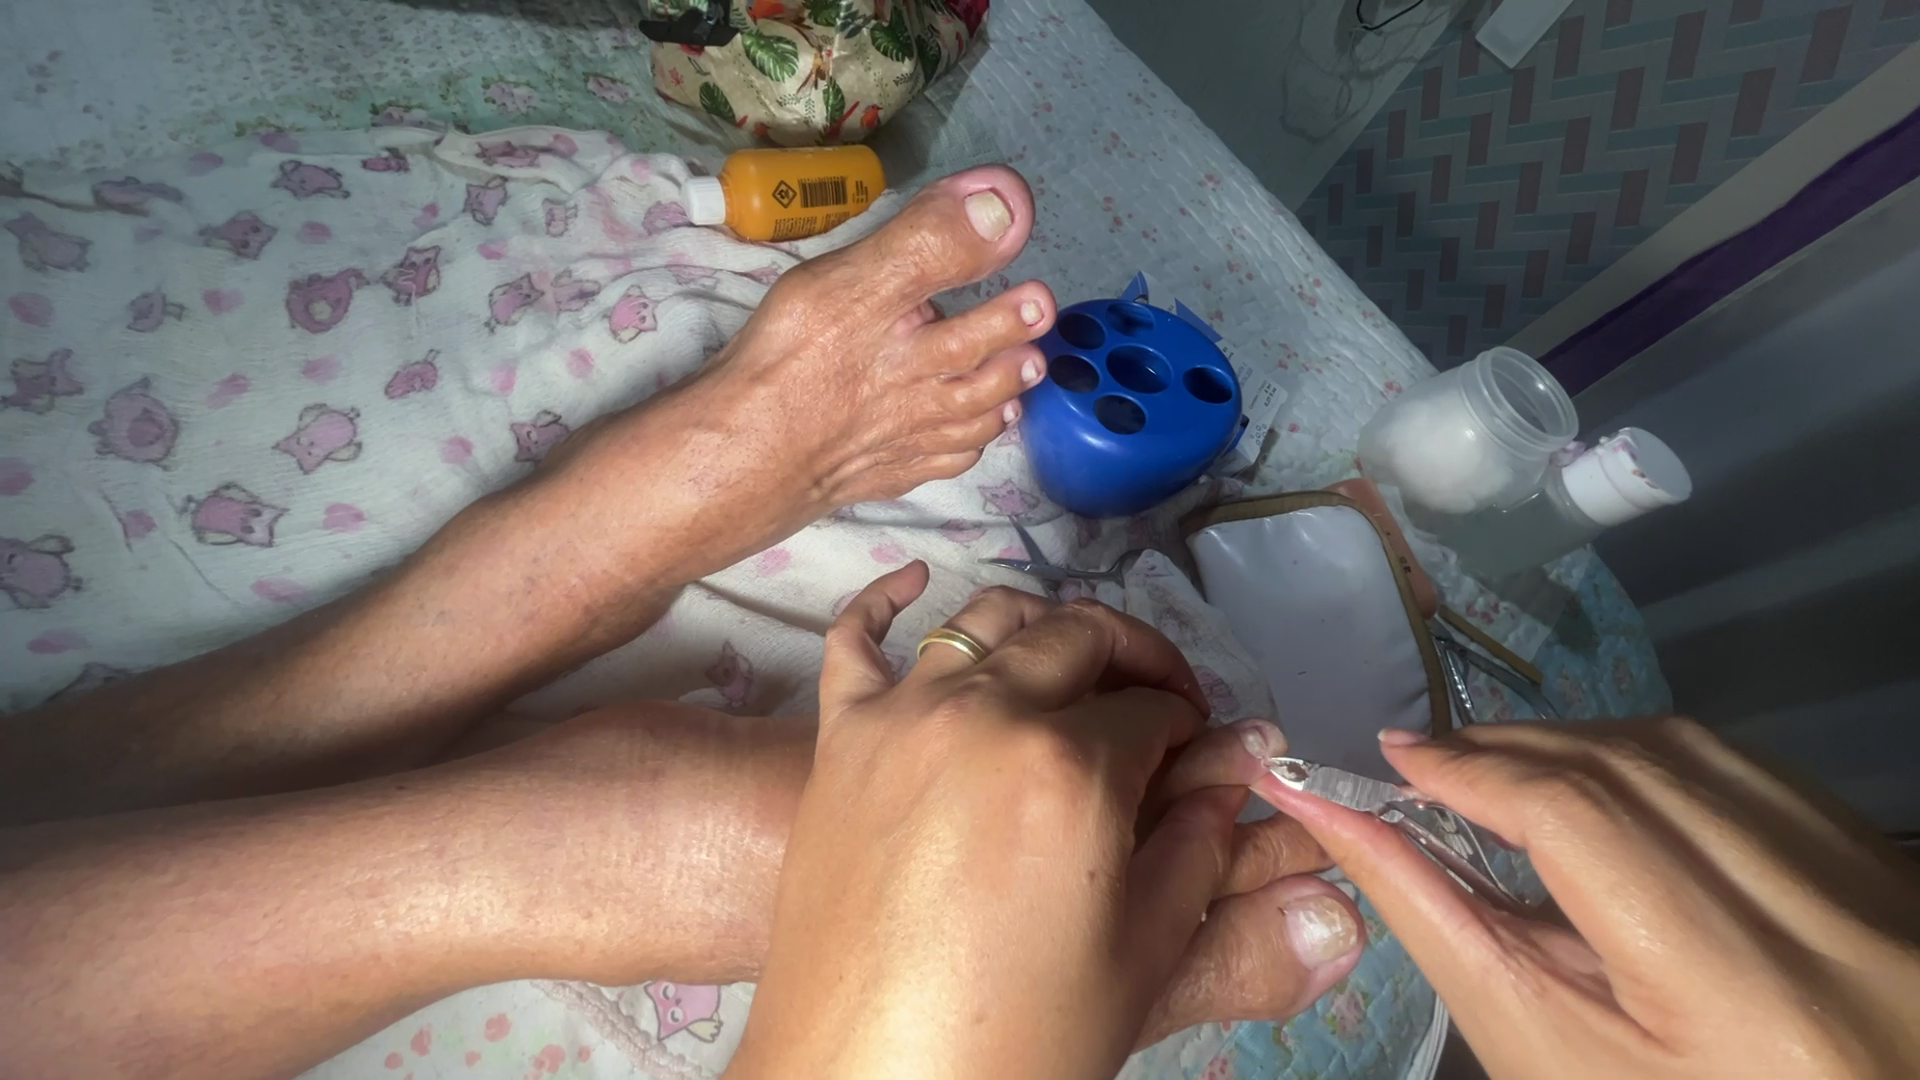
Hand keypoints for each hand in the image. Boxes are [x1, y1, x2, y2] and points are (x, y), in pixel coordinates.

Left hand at [730, 564, 1269, 1077]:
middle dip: (1136, 653)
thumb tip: (1237, 774)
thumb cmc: (1014, 1036)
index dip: (1188, 723)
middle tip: (1154, 693)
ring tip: (1069, 658)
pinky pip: (855, 637)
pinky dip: (883, 598)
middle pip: (1080, 636)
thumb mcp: (1138, 957)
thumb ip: (1197, 848)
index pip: (1154, 709)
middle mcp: (986, 713)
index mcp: (1069, 769)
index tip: (1195, 742)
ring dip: (1042, 622)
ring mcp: (904, 712)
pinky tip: (914, 582)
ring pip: (986, 617)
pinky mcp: (841, 731)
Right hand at [1258, 720, 1919, 1078]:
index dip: (1473, 769)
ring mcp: (1896, 901)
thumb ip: (1421, 906)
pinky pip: (1750, 772)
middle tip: (1432, 760)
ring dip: (1570, 742)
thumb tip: (1319, 807)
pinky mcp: (1901, 883)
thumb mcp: (1524, 1037)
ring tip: (1500, 766)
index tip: (1396, 755)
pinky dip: (1646, 756)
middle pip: (1634, 768)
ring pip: (1691, 752)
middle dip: (1508, 748)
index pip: (1582, 818)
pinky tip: (1597, 781)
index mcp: (1750, 1002)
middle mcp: (1856, 936)